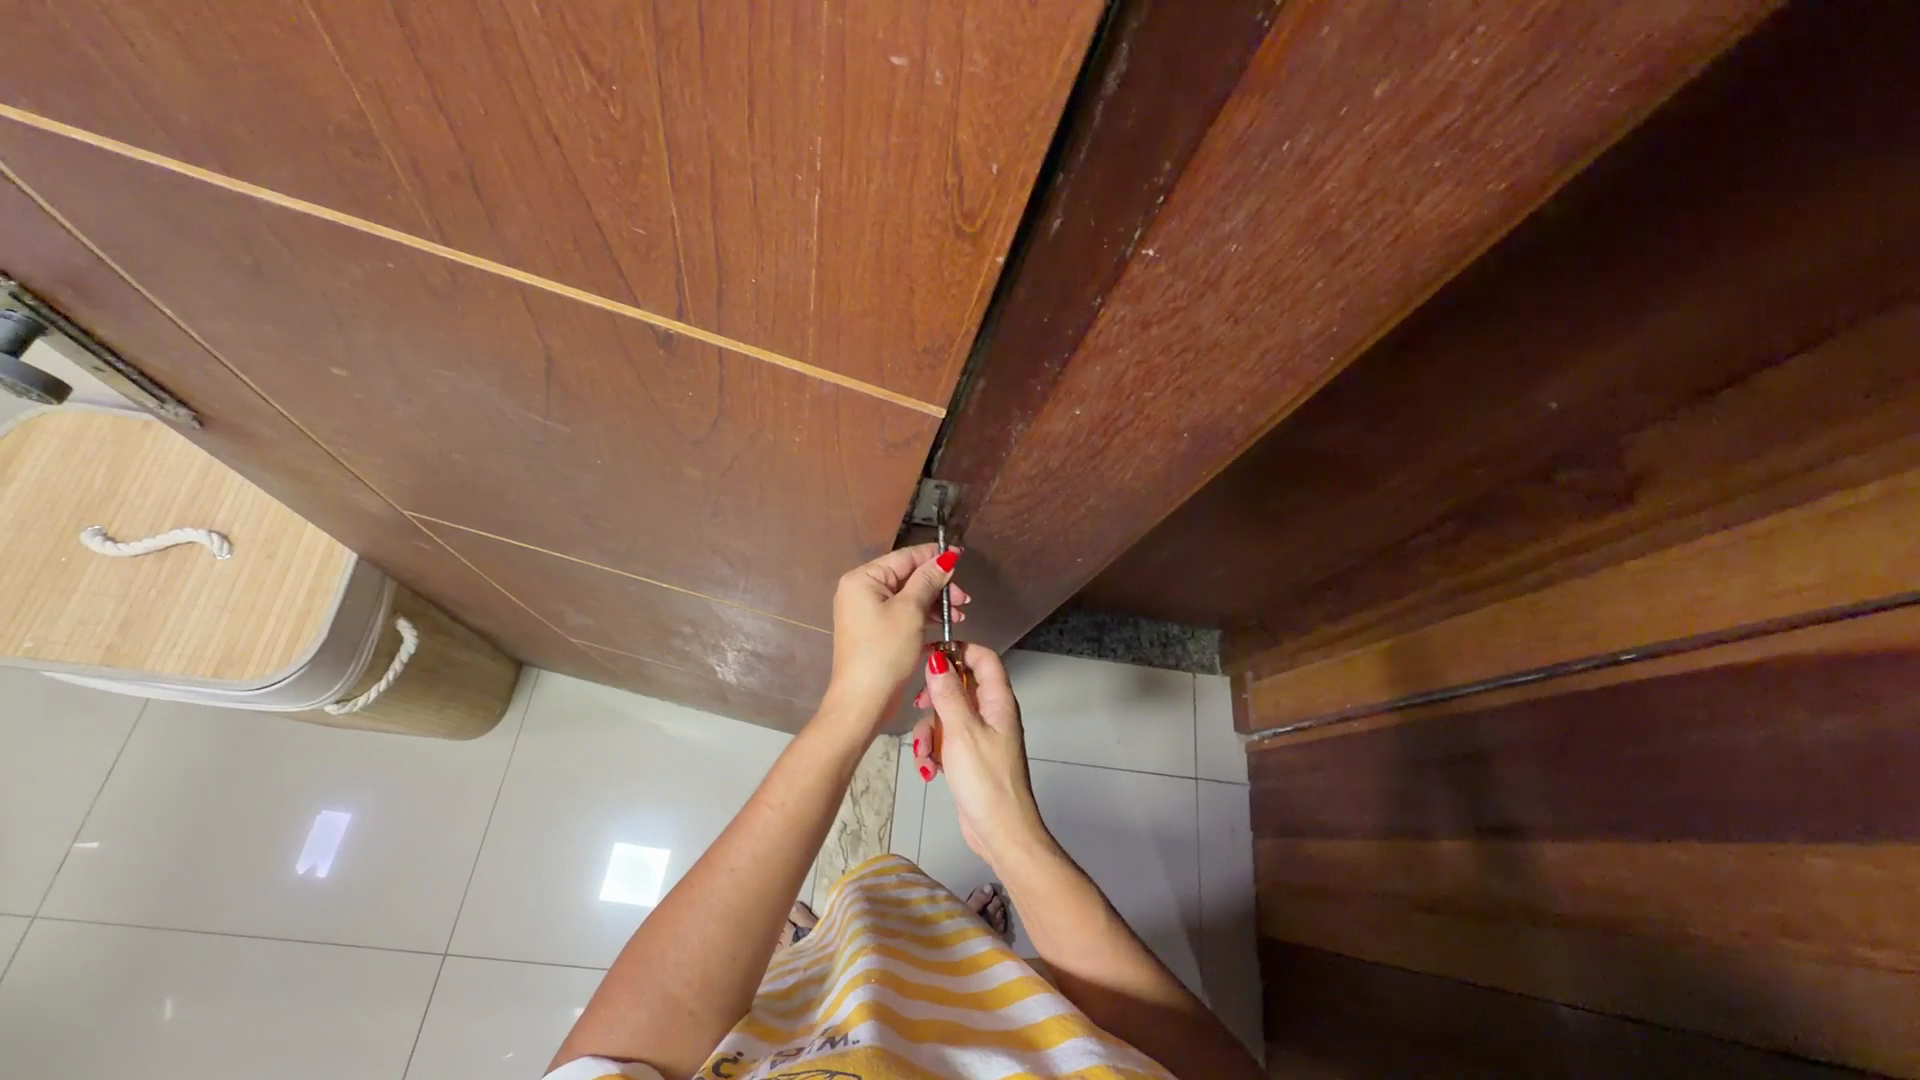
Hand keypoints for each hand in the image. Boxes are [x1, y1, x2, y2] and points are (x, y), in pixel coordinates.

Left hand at [827, 543, 968, 719]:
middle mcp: (861, 590)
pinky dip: (923, 616)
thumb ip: (929, 581)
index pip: (905, 557)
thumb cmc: (885, 652)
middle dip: (938, 585)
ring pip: (908, 596)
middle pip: (908, 576)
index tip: (961, 556)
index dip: (935, 556)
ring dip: (935, 602)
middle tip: (964, 599)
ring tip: (959, 615)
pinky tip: (944, 624)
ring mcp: (866, 611)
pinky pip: (903, 613)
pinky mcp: (875, 630)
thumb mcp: (911, 611)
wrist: (864, 700)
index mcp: (863, 579)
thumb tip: (946, 558)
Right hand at [910, 644, 1051, 867]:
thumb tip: (937, 658)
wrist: (1000, 831)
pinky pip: (945, 741)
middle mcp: (991, 713)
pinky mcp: (968, 757)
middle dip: (935, 696)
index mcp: (997, 701)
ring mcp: (980, 736)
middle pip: (959, 686)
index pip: (983, 658)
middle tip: (919, 705)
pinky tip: (928, 769)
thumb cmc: (985, 779)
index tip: (929, 655)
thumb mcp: (961, 731)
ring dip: (928, 732)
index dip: (958, 651)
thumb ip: (948, 693)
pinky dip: (933, 751)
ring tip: (924, 754)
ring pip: (946, 715)